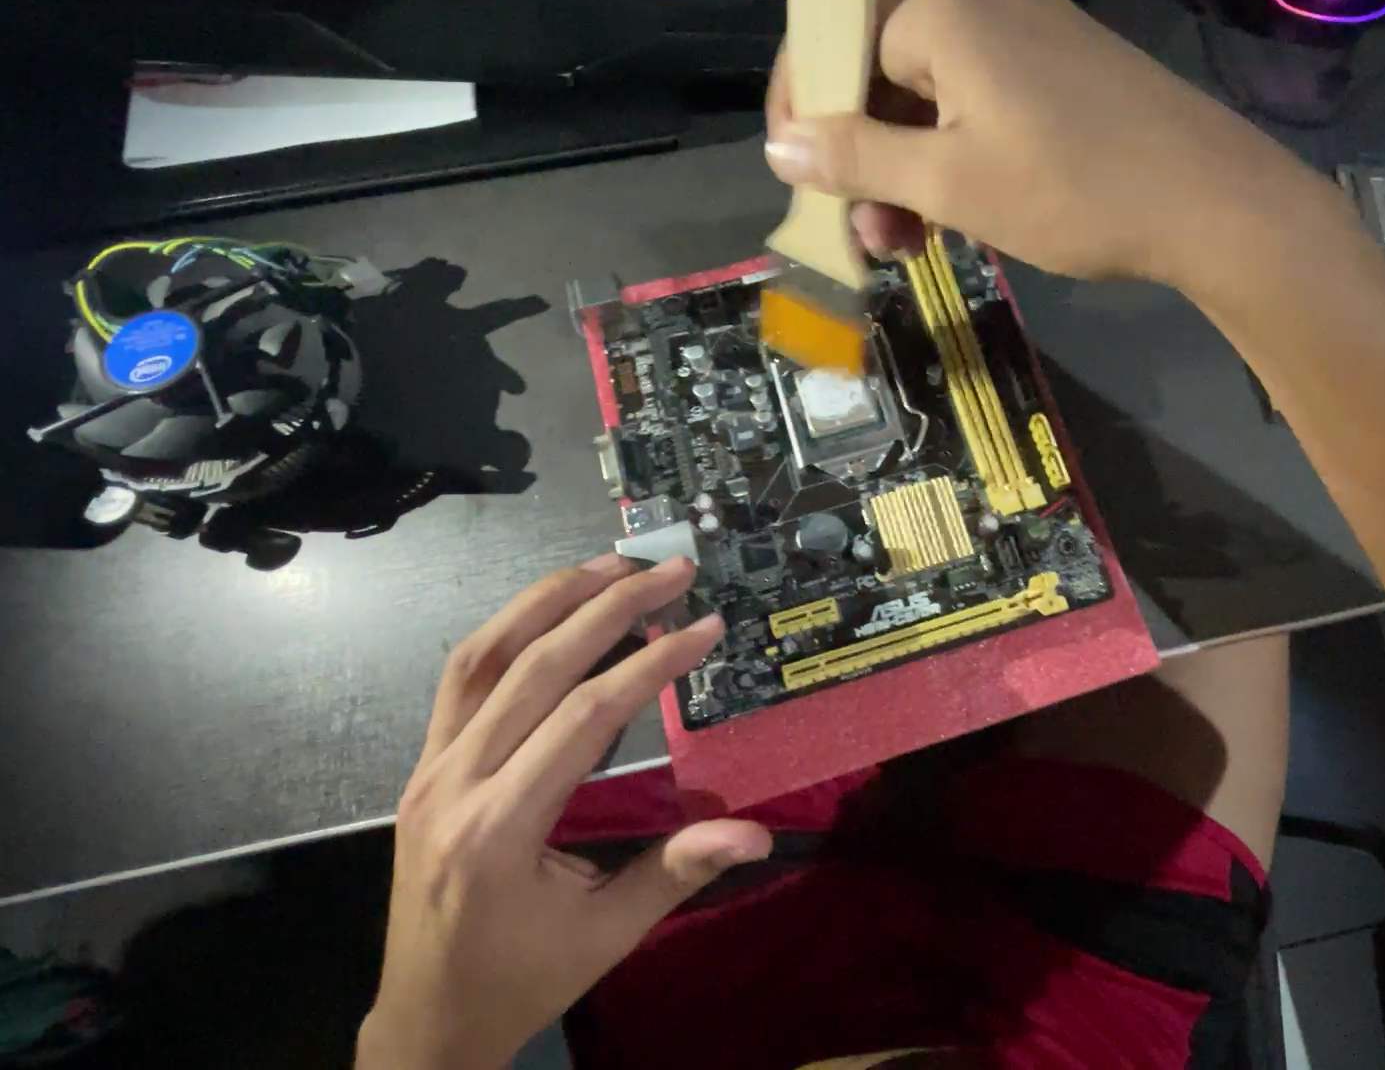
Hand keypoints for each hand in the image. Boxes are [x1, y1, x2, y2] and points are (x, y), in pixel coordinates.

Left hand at [357, 555, 771, 1069]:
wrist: (425, 1020)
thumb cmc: (521, 979)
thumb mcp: (607, 934)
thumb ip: (679, 871)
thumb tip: (758, 831)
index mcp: (498, 827)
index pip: (585, 714)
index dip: (653, 661)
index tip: (705, 626)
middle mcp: (453, 782)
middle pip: (535, 665)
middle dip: (611, 605)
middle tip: (672, 569)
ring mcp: (429, 767)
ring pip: (484, 654)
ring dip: (552, 598)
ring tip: (613, 564)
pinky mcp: (425, 763)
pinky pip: (462, 675)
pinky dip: (511, 627)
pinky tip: (555, 607)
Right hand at [762, 0, 1302, 285]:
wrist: (1206, 202)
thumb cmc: (1071, 190)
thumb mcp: (951, 183)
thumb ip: (858, 159)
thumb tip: (778, 146)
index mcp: (942, 11)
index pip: (836, 46)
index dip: (805, 113)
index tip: (799, 181)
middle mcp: (979, 4)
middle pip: (882, 76)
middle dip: (862, 161)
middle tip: (868, 235)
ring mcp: (1023, 40)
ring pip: (929, 103)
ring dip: (906, 174)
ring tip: (908, 243)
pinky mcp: (1052, 77)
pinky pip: (975, 111)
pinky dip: (952, 163)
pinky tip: (954, 218)